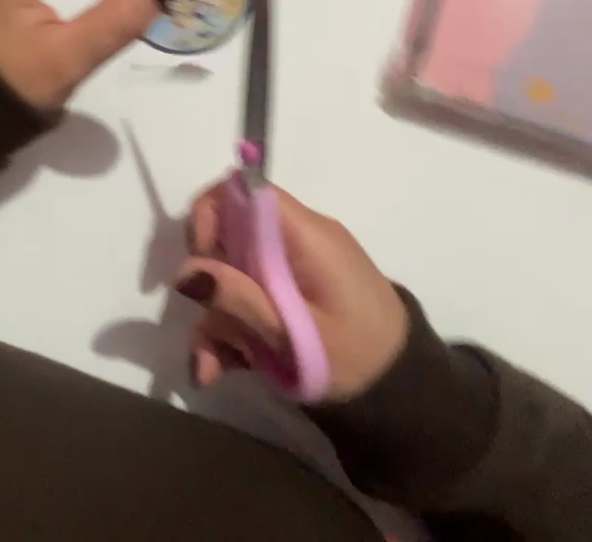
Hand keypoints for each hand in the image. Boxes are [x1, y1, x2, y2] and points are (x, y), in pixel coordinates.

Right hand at [173, 185, 408, 401]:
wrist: (408, 402)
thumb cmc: (359, 362)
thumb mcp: (294, 337)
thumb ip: (239, 301)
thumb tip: (183, 272)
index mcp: (306, 236)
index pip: (244, 190)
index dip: (210, 215)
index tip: (201, 260)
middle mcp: (295, 240)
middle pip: (228, 235)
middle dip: (206, 282)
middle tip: (206, 321)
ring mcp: (290, 268)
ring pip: (231, 274)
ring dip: (214, 318)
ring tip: (208, 366)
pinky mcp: (287, 293)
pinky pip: (246, 296)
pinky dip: (229, 329)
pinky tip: (217, 366)